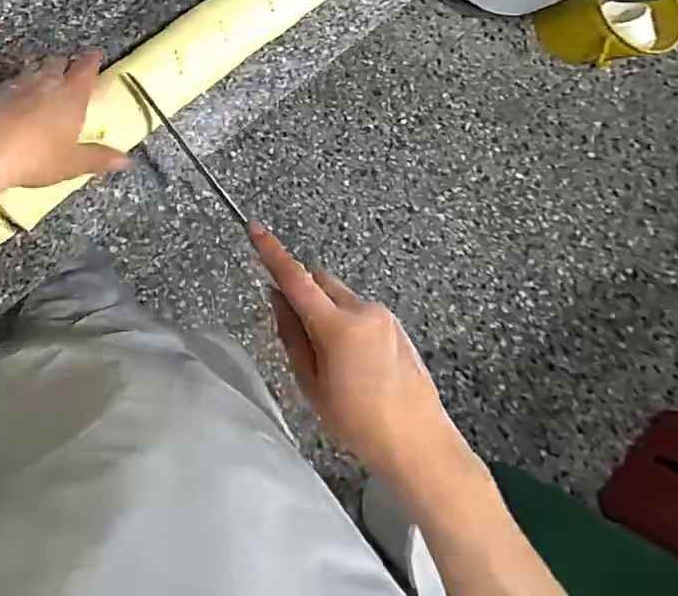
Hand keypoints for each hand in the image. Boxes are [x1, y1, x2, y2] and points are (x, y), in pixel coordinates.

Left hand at [0, 51, 130, 208]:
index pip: (86, 66)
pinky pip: (14, 80)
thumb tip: (128, 160)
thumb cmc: (36, 158)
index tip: (96, 56)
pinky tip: (19, 96)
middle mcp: (47, 81)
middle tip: (71, 70)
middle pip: (60, 60)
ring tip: (46, 78)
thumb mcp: (72, 163)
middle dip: (67, 63)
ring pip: (35, 66)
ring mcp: (19, 83)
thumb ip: (99, 158)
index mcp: (72, 94)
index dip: (92, 60)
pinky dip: (22, 83)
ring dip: (43, 69)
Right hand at [248, 222, 474, 481]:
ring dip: (326, 312)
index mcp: (338, 326)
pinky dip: (346, 323)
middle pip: (319, 281)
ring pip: (339, 297)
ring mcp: (385, 318)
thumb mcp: (311, 385)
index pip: (296, 277)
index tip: (255, 229)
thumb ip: (291, 334)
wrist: (422, 448)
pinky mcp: (397, 327)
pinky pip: (360, 312)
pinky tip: (353, 364)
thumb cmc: (361, 425)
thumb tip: (278, 299)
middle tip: (297, 331)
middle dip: (303, 294)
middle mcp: (364, 312)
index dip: (271, 252)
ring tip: (331, 361)